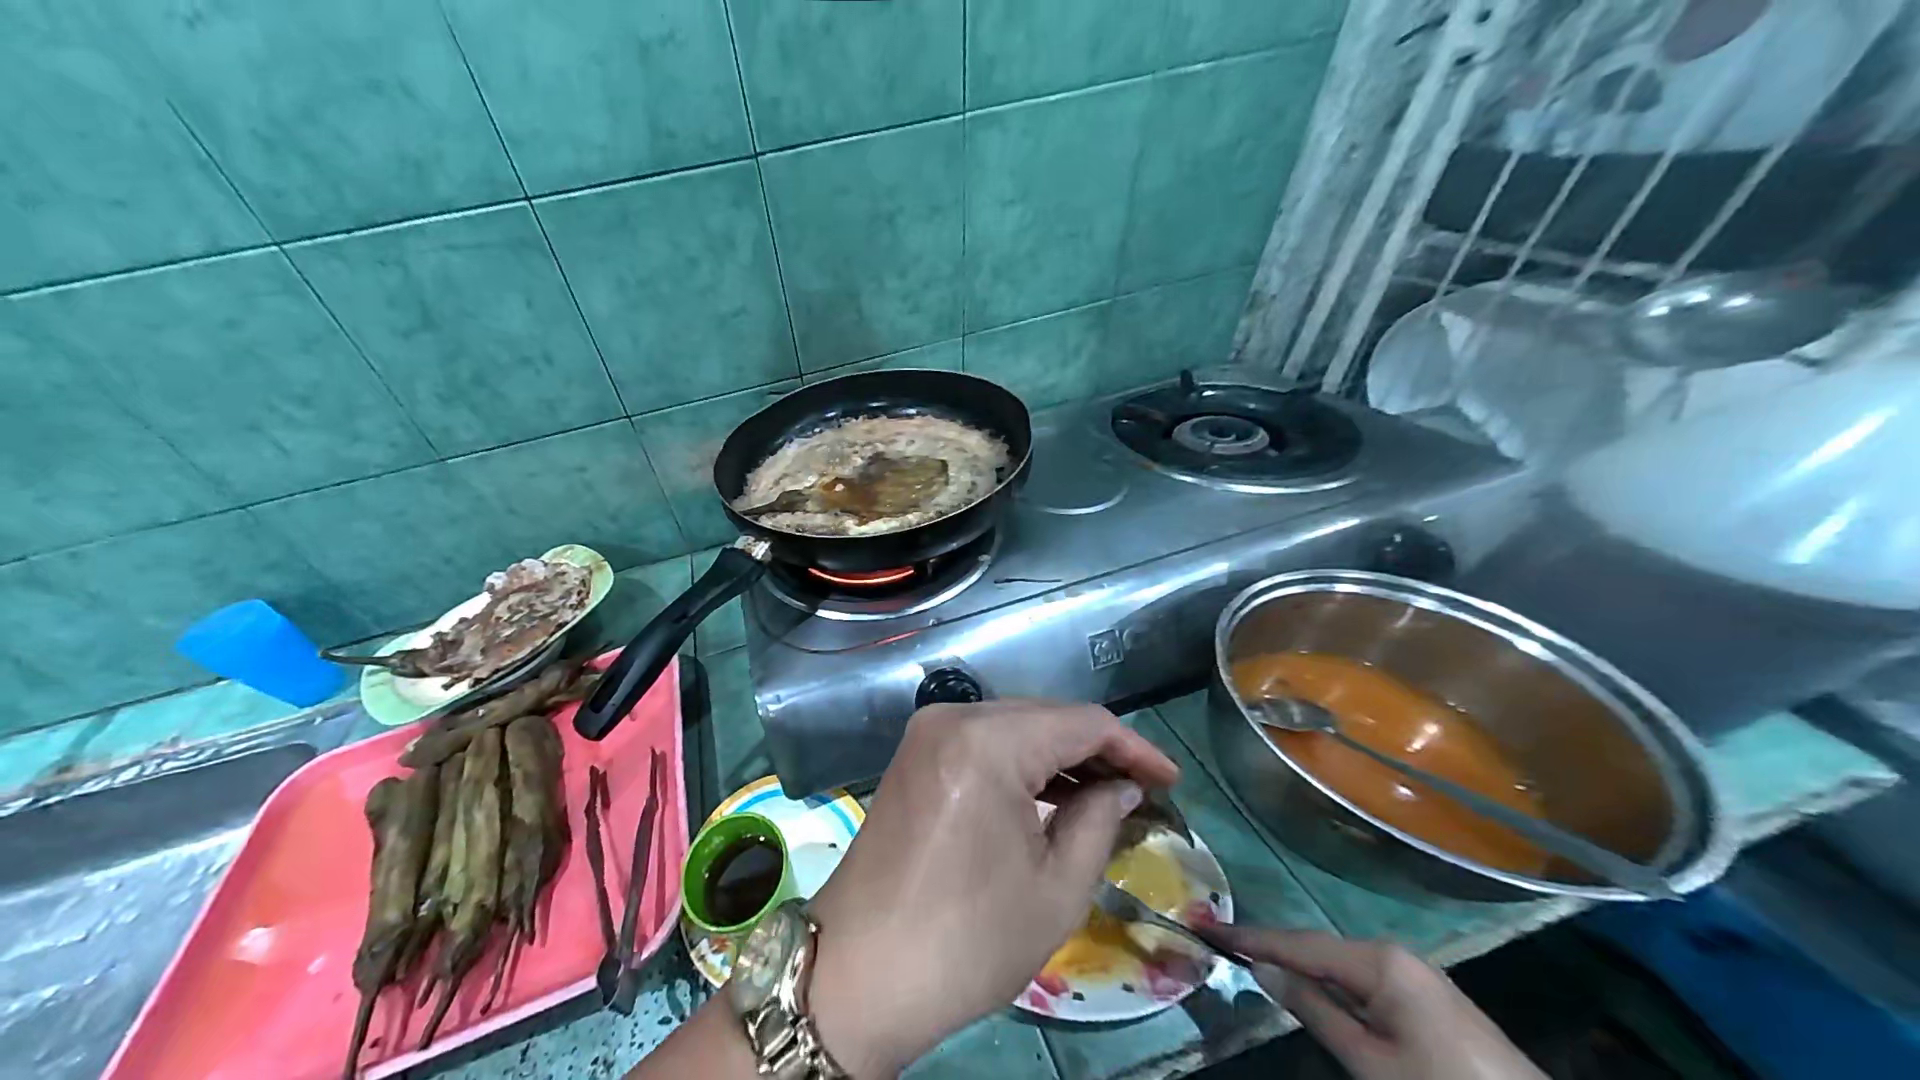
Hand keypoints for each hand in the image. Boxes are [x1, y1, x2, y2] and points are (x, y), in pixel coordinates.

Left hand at [804, 701, 1178, 1076]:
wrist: (856, 976)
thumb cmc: (965, 940)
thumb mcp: (1056, 888)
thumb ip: (1100, 819)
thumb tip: (1123, 786)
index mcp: (987, 742)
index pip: (1082, 722)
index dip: (1134, 749)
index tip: (1170, 782)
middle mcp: (953, 718)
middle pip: (1046, 716)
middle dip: (1099, 750)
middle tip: (1143, 790)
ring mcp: (927, 734)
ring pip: (1015, 726)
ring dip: (1062, 756)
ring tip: (1108, 794)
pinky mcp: (915, 756)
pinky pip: (984, 743)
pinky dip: (1023, 763)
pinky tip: (1053, 792)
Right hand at [1206, 925, 1545, 1079]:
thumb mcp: (1369, 1062)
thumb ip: (1313, 1010)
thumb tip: (1263, 969)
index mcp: (1379, 961)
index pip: (1299, 944)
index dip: (1251, 937)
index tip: (1207, 927)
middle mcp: (1394, 953)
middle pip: (1319, 948)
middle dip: (1272, 947)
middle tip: (1224, 942)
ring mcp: (1415, 972)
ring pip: (1341, 963)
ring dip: (1300, 964)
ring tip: (1253, 960)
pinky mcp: (1426, 994)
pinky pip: (1364, 978)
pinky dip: (1331, 982)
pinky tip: (1309, 986)